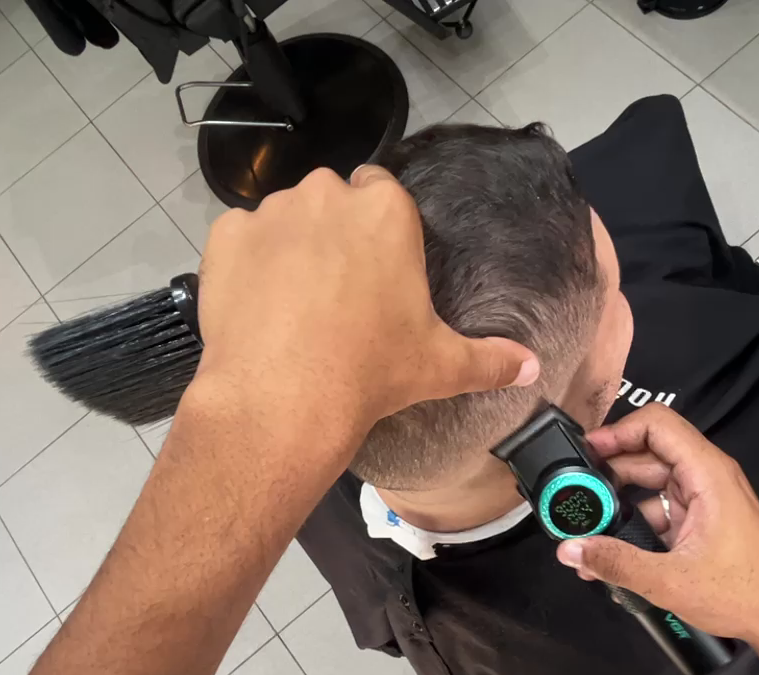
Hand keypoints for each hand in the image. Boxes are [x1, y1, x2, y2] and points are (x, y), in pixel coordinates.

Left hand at [190, 166, 537, 434]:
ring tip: (298, 307)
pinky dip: (250, 266)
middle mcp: (325, 195)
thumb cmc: (374, 372)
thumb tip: (532, 367)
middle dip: (337, 234)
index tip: (379, 270)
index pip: (382, 190)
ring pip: (287, 219)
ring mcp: (270, 213)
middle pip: (333, 202)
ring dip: (293, 248)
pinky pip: (242, 241)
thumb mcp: (442, 367)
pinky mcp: (225, 237)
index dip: (380, 229)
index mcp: (385, 212)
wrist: (286, 399)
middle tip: (341, 294)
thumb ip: (492, 360)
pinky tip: (261, 309)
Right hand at [553, 404, 758, 645]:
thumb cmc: (741, 594)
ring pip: (651, 483)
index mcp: (707, 474)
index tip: (586, 452)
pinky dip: (635, 523)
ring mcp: (705, 499)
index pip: (657, 425)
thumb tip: (569, 550)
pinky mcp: (702, 521)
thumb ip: (615, 562)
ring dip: (619, 500)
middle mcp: (707, 477)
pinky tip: (610, 550)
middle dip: (609, 469)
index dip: (618, 431)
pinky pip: (661, 509)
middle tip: (575, 493)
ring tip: (587, 526)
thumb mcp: (669, 580)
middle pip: (649, 453)